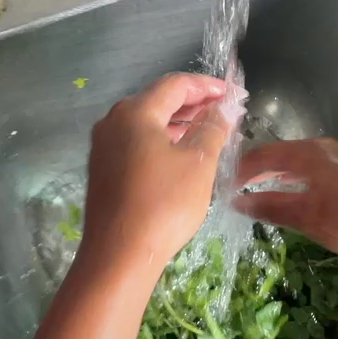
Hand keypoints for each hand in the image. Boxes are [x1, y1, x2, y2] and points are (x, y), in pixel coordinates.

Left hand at [81, 73, 238, 273]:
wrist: (119, 254)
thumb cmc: (163, 204)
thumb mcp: (198, 164)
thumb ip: (213, 129)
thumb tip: (223, 109)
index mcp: (135, 112)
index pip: (176, 84)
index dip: (208, 86)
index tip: (234, 94)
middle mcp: (113, 121)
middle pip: (158, 100)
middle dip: (194, 104)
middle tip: (225, 112)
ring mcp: (104, 146)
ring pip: (147, 123)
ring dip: (179, 124)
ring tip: (209, 132)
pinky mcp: (103, 169)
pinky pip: (136, 142)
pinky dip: (162, 141)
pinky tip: (181, 155)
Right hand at [233, 138, 337, 262]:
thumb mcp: (309, 218)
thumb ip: (272, 207)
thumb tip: (237, 201)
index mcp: (309, 154)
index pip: (263, 154)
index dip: (241, 170)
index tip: (224, 186)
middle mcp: (327, 148)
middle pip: (284, 154)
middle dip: (261, 170)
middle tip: (242, 188)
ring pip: (305, 162)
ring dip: (284, 176)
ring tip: (270, 191)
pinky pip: (323, 170)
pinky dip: (305, 180)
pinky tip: (310, 197)